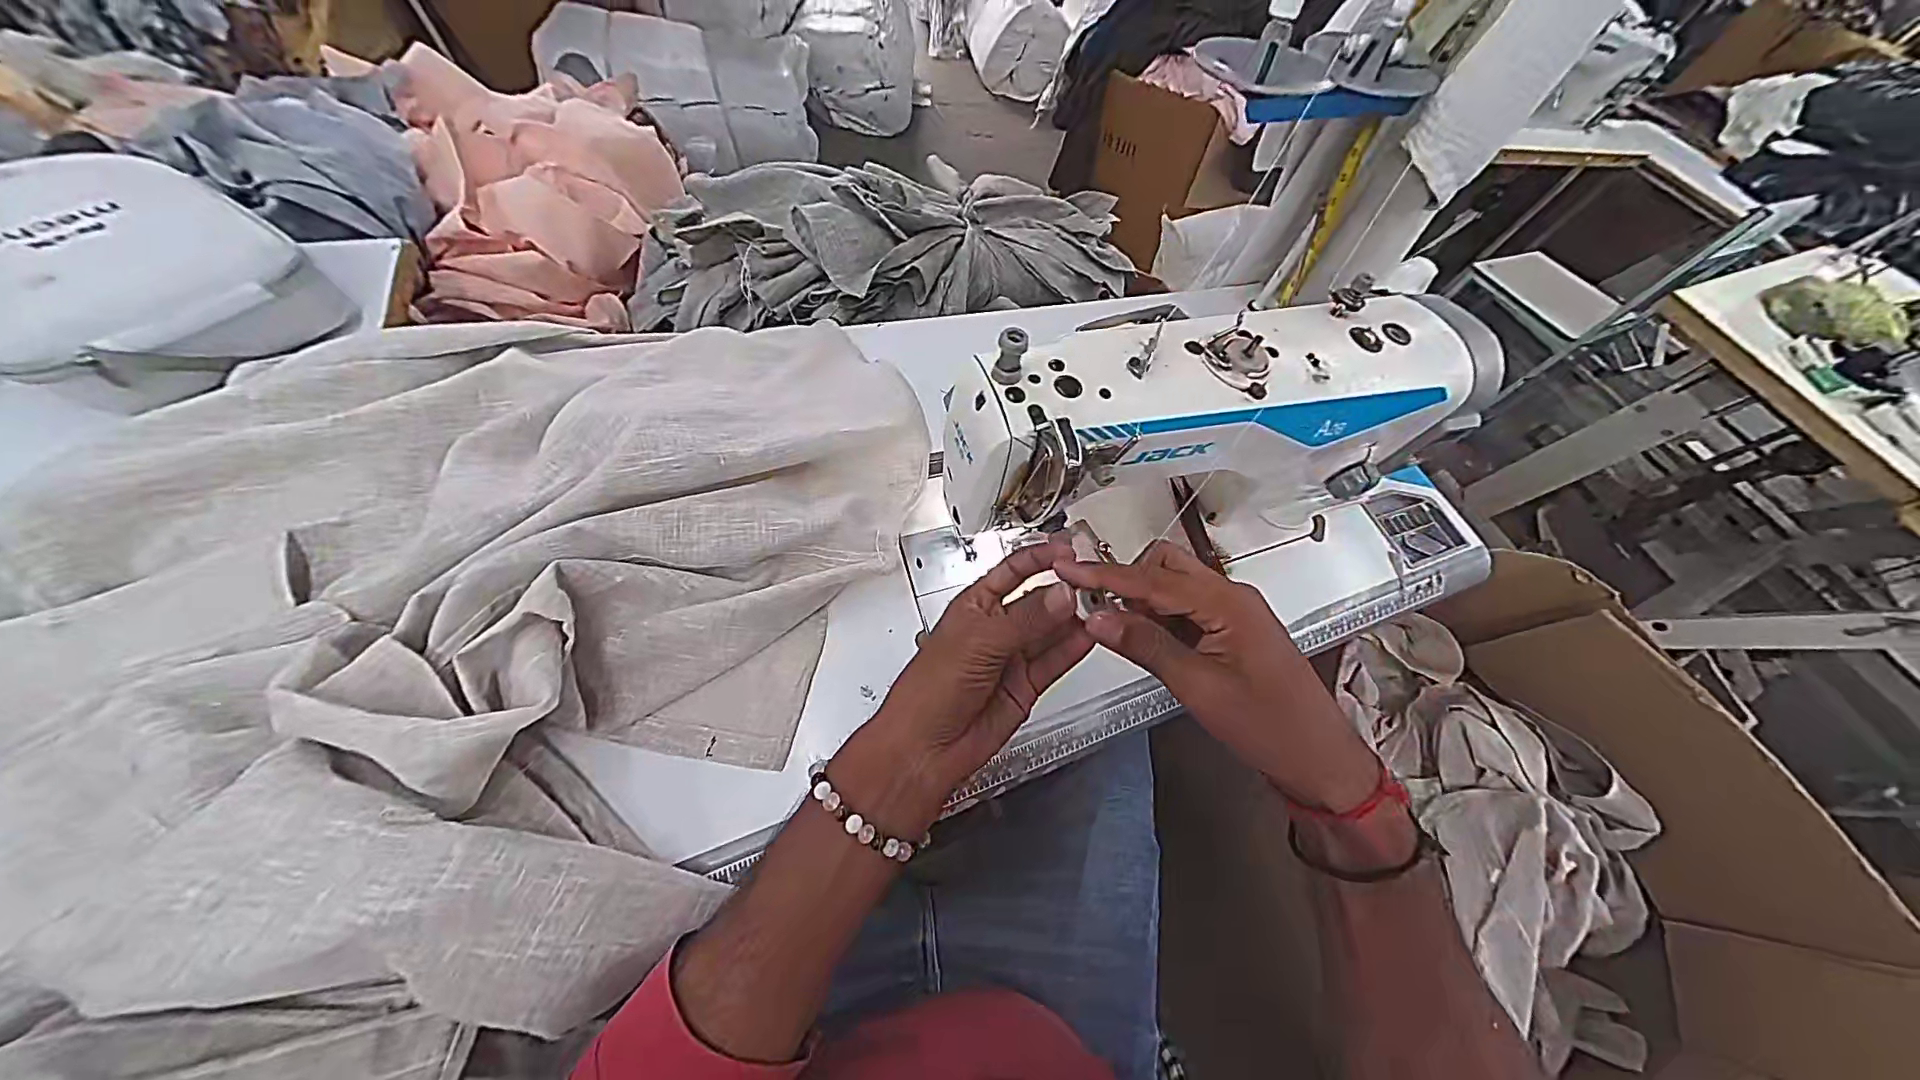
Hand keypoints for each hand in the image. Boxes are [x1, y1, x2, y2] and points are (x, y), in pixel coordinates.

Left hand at [832, 537, 1094, 834]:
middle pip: (1038, 599)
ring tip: (1099, 606)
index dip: (1040, 558)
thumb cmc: (927, 691)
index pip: (1013, 571)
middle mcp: (994, 628)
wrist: (924, 749)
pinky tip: (1090, 634)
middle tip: (1092, 582)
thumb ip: (1025, 619)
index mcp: (974, 606)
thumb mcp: (978, 643)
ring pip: (1051, 630)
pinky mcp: (1025, 685)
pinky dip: (1074, 647)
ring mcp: (1011, 657)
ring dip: (1074, 618)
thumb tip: (1059, 595)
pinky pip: (1055, 660)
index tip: (1068, 549)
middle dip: (1064, 589)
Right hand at [1052, 539, 1380, 811]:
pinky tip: (1142, 638)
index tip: (1070, 570)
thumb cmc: (1270, 726)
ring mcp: (1233, 611)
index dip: (1105, 575)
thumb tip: (1099, 619)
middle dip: (1126, 579)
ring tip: (1112, 626)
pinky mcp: (1231, 628)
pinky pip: (1185, 607)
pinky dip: (1158, 616)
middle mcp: (1232, 596)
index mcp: (1228, 603)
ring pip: (1174, 584)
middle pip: (1165, 565)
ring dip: (1141, 599)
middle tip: (1092, 602)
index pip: (1152, 580)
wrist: (1318, 757)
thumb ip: (1145, 646)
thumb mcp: (1198, 687)